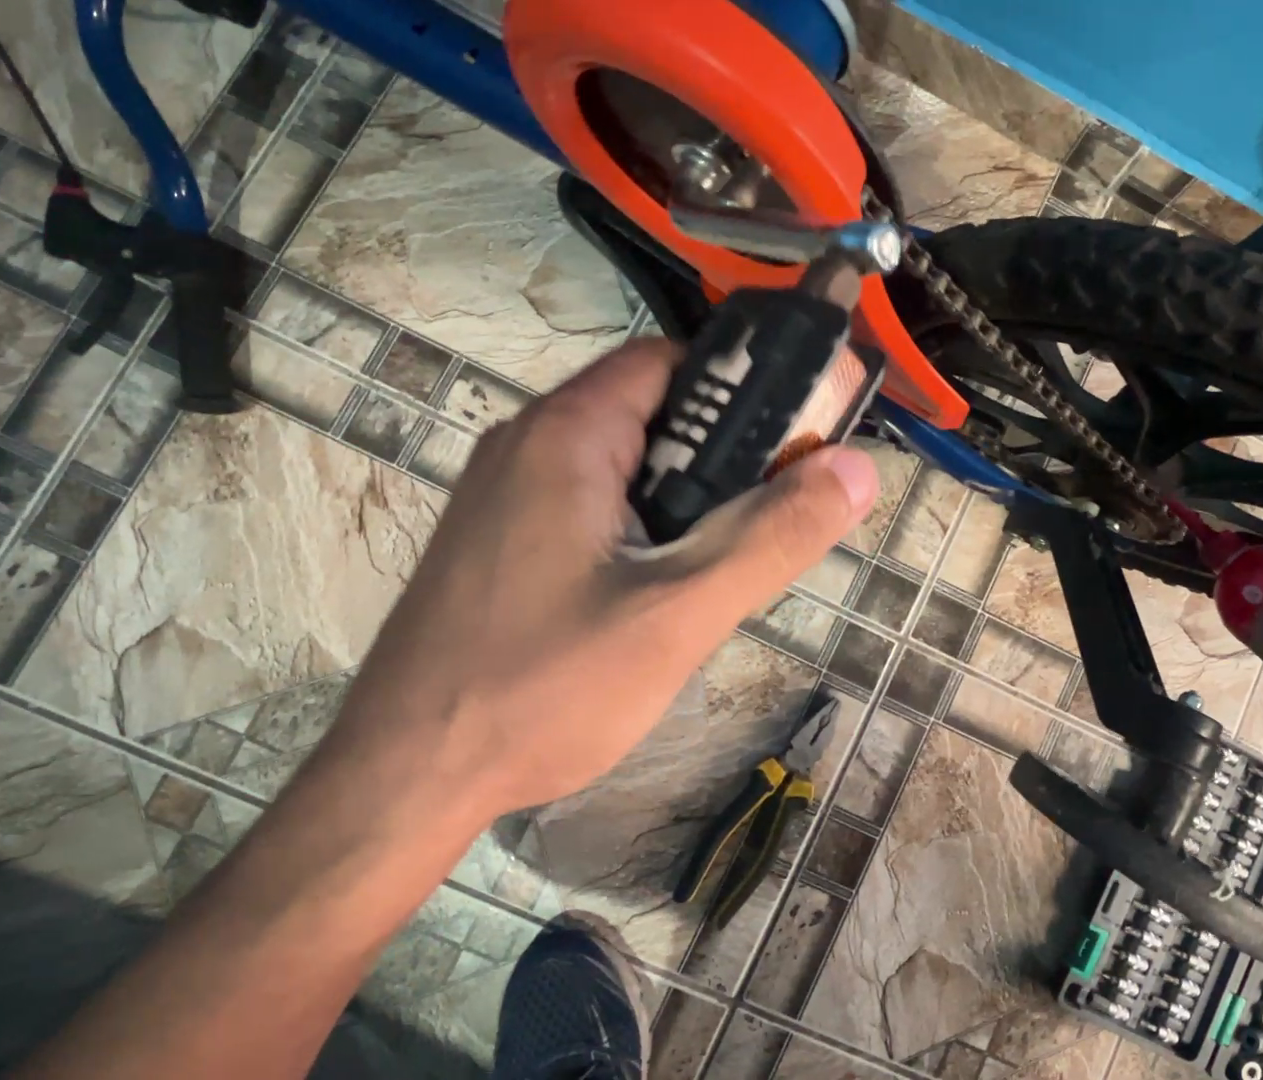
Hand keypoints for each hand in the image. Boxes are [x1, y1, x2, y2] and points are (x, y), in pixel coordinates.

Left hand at [310, 340, 877, 828]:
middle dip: (722, 455)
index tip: (799, 439)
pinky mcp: (501, 546)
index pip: (672, 362)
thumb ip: (770, 538)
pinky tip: (663, 592)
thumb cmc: (541, 689)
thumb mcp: (677, 614)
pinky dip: (643, 528)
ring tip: (725, 562)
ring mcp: (506, 498)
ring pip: (623, 466)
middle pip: (650, 413)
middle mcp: (527, 446)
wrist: (406, 779)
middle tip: (773, 515)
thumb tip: (856, 469)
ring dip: (685, 499)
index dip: (744, 387)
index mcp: (565, 435)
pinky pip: (591, 508)